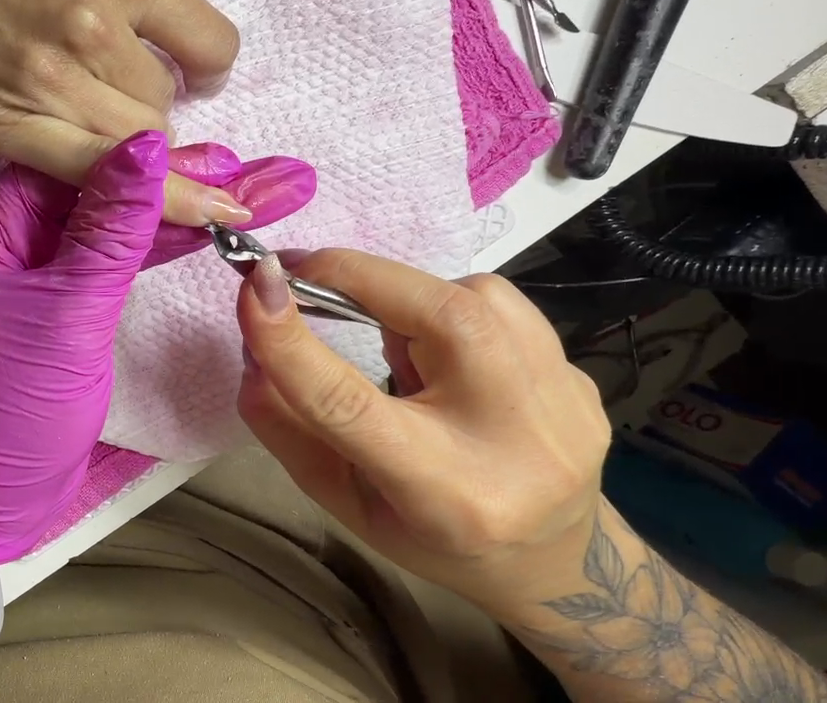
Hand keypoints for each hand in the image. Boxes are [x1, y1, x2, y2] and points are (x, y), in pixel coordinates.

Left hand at [0, 131, 316, 565]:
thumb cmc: (14, 405)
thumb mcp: (68, 313)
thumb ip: (110, 231)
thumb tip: (145, 146)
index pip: (63, 166)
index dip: (134, 155)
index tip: (208, 149)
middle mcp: (9, 238)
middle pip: (96, 191)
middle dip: (172, 181)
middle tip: (250, 169)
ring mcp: (40, 270)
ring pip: (114, 225)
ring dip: (179, 211)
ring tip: (257, 190)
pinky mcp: (66, 301)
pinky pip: (116, 260)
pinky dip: (162, 244)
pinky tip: (212, 225)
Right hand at [235, 250, 611, 614]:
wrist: (555, 565)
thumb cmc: (425, 534)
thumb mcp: (335, 495)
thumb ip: (282, 422)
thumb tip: (253, 343)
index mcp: (441, 493)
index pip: (349, 404)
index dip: (292, 339)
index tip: (253, 283)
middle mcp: (517, 446)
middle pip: (444, 321)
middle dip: (357, 275)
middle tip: (298, 271)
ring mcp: (565, 409)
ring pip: (478, 298)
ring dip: (404, 291)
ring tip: (379, 323)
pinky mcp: (582, 382)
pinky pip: (505, 309)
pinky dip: (450, 305)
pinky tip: (437, 343)